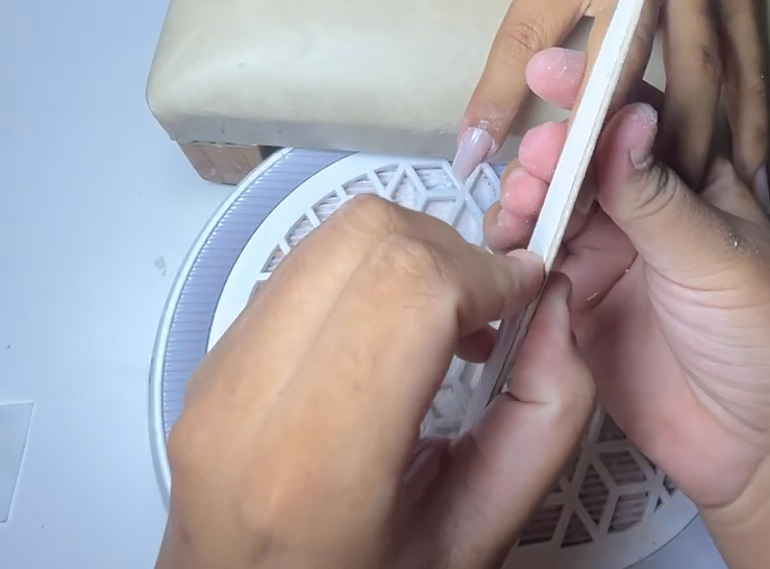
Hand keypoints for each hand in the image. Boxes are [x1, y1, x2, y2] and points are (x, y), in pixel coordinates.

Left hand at [158, 195, 593, 568]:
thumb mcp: (476, 538)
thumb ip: (542, 417)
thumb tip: (555, 307)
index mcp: (315, 467)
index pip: (409, 287)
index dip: (484, 270)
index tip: (522, 293)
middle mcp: (247, 401)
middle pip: (369, 236)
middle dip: (452, 250)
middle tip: (486, 306)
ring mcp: (219, 369)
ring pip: (337, 232)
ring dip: (413, 252)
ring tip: (443, 318)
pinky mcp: (215, 351)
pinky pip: (309, 260)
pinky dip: (372, 267)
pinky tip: (395, 325)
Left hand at [386, 0, 768, 189]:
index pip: (528, 34)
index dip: (497, 96)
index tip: (471, 156)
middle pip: (616, 71)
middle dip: (595, 143)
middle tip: (571, 208)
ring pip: (692, 83)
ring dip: (678, 152)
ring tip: (661, 212)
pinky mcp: (741, 4)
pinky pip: (749, 71)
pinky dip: (752, 127)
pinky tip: (749, 180)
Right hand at [493, 50, 769, 567]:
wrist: (759, 451)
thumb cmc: (763, 336)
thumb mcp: (715, 257)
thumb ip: (657, 196)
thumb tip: (623, 117)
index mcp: (691, 179)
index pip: (637, 116)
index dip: (595, 88)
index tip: (549, 67)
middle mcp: (643, 205)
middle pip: (584, 157)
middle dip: (553, 150)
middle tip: (536, 160)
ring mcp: (607, 251)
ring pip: (553, 203)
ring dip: (527, 195)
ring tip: (518, 205)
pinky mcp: (577, 299)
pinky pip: (535, 260)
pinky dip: (513, 248)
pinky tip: (502, 246)